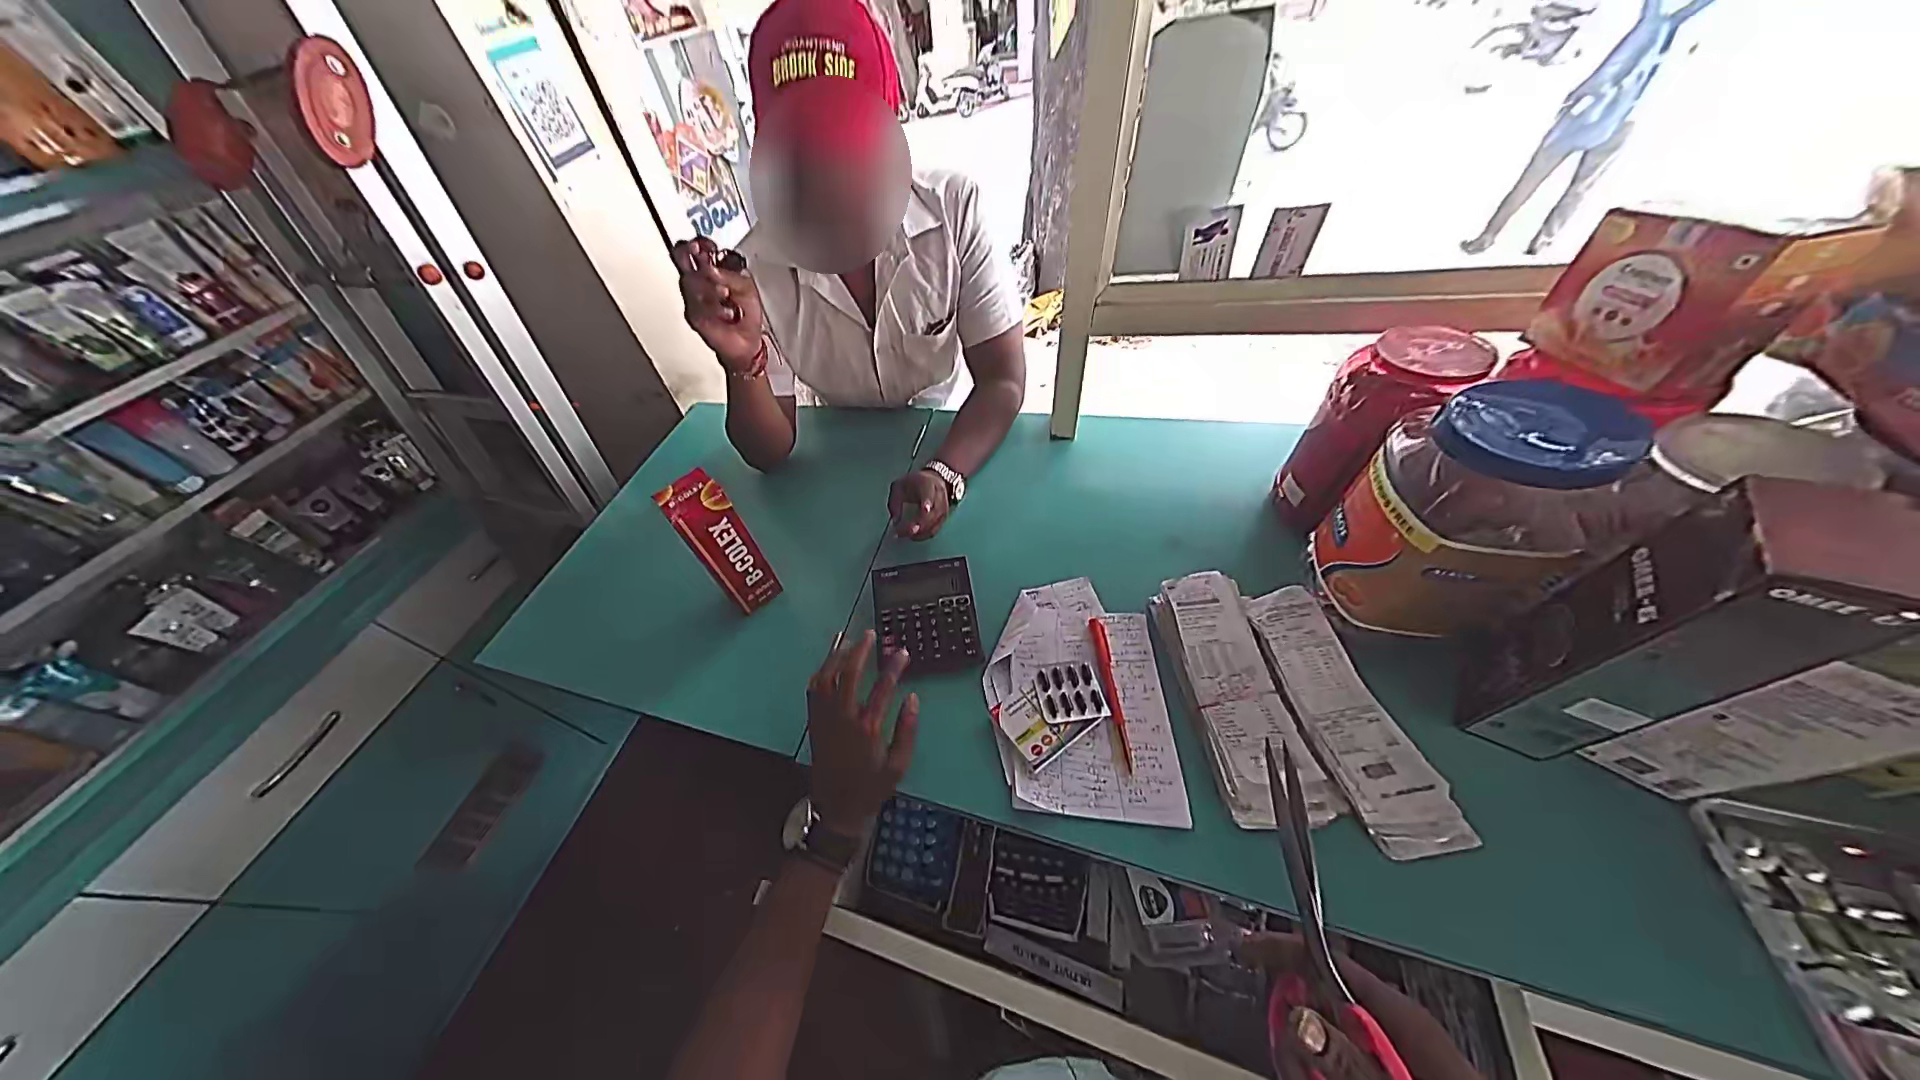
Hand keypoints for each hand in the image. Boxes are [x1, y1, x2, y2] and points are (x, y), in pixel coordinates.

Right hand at [671, 236, 765, 372]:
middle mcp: (699, 280)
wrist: (747, 341)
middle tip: (703, 261)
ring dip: (709, 286)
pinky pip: (697, 305)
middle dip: (692, 257)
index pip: (696, 248)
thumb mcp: (747, 288)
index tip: (705, 246)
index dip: (698, 244)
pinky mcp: (693, 315)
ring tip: (725, 294)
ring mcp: (693, 297)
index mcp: (712, 269)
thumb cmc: (746, 313)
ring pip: (690, 281)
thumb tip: (710, 268)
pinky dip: (713, 307)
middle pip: (682, 258)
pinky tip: (726, 312)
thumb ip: (731, 275)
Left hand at [805, 631, 918, 835]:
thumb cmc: (872, 787)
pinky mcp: (814, 722)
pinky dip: (821, 672)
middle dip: (860, 651)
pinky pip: (813, 691)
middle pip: (849, 674)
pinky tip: (828, 664)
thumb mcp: (899, 764)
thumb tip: (912, 699)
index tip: (902, 653)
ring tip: (848, 641)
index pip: (883, 687)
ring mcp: (825, 719)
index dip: (894, 667)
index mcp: (867, 727)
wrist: (837, 808)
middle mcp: (843, 718)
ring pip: (827, 678)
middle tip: (870, 636)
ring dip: (837, 657)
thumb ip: (907, 730)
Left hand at [888, 469, 950, 540]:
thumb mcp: (899, 486)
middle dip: (920, 524)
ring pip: (935, 523)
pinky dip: (924, 535)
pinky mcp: (943, 518)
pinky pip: (935, 529)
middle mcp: (939, 496)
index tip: (925, 510)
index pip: (929, 494)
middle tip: (906, 531)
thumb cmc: (914, 484)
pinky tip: (914, 536)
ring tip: (907, 535)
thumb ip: (895, 502)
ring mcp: (943, 507)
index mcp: (928, 483)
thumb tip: (895, 521)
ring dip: (921, 532)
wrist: (931, 481)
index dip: (927, 502)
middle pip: (934, 512)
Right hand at [1237, 932, 1481, 1079]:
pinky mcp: (1390, 1068)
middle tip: (1294, 1063)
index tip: (1245, 950)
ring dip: (1308, 1056)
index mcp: (1399, 1014)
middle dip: (1293, 1024)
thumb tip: (1298, 1018)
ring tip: (1311, 1077)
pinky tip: (1319, 1078)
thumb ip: (1348, 1057)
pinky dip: (1323, 1068)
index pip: (1325, 957)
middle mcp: (1394, 1025)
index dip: (1280, 948)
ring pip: (1326, 1032)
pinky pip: (1342, 1055)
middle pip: (1319, 997)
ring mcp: (1393, 1052)